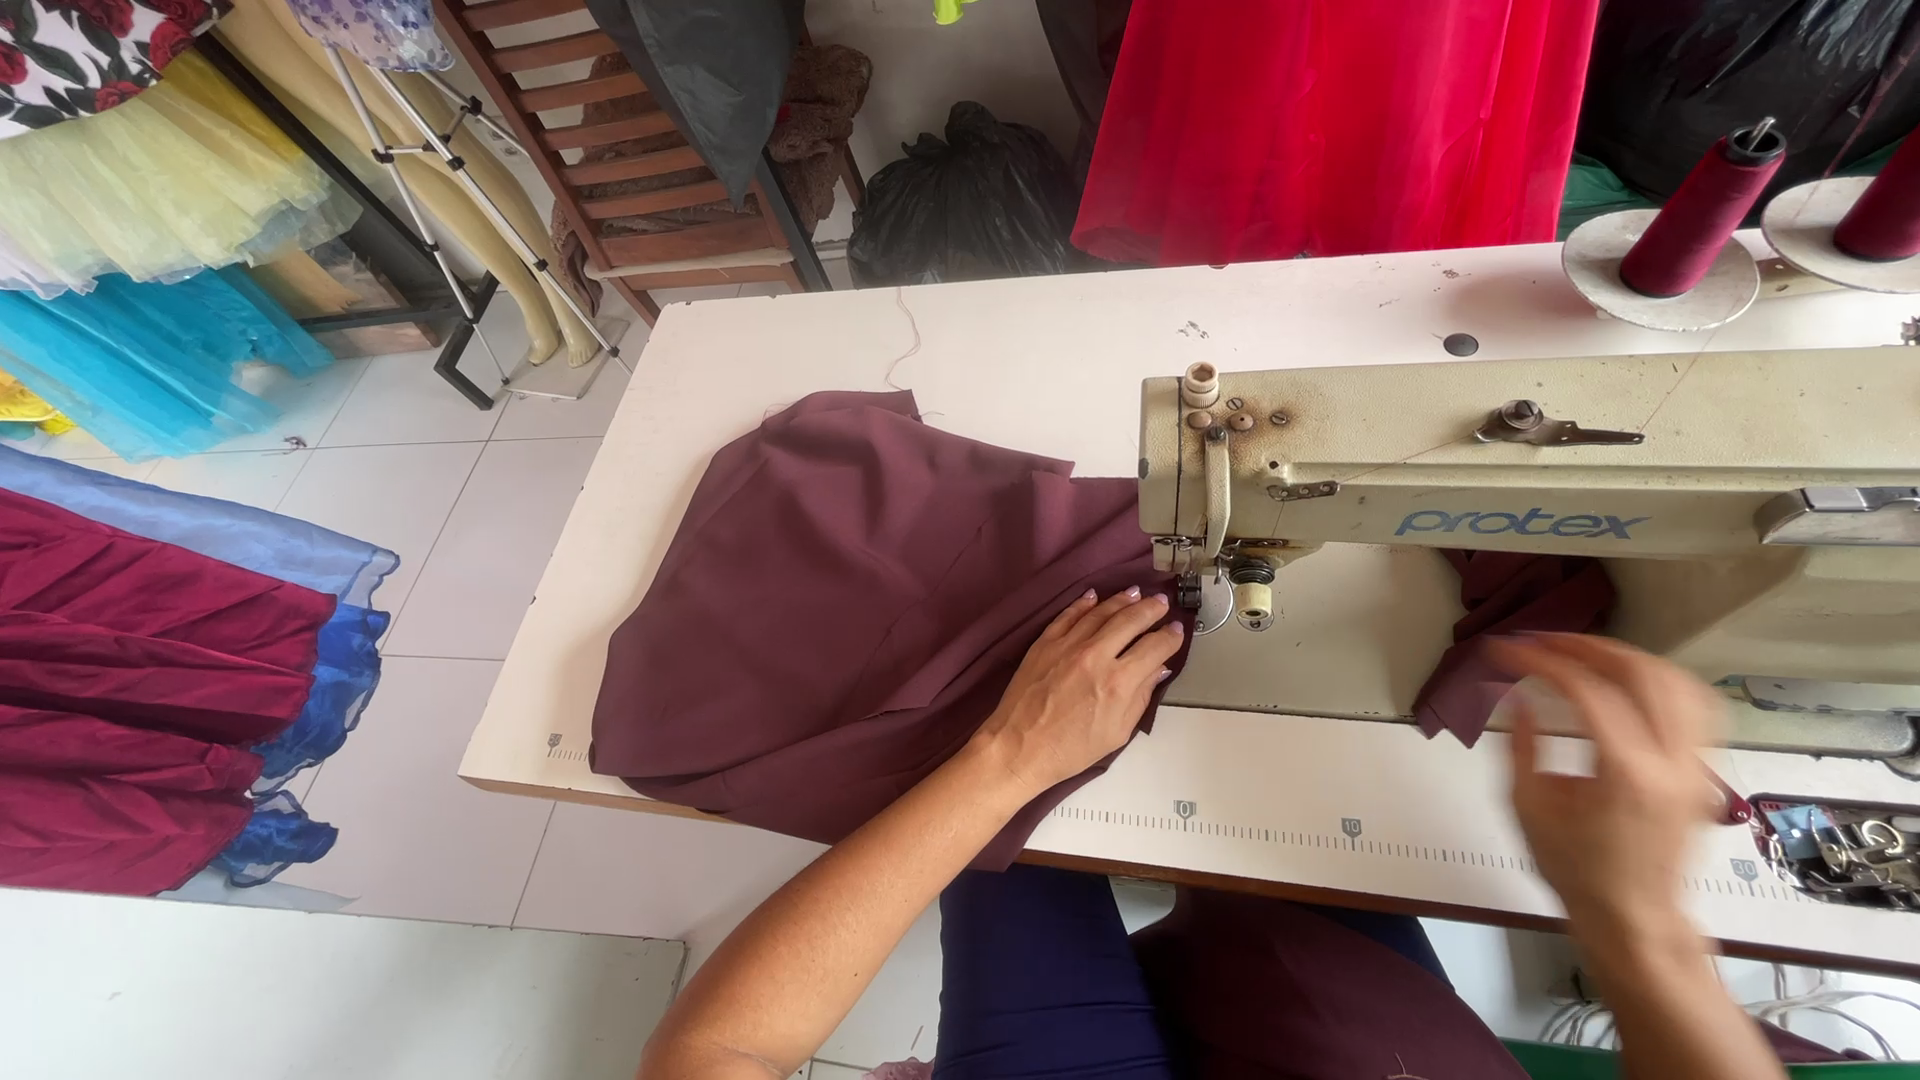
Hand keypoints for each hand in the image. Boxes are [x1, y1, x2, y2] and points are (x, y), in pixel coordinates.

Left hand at [970, 587, 1184, 796]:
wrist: (1019, 747)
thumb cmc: (1069, 749)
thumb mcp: (1117, 732)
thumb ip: (1141, 697)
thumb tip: (1158, 670)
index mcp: (1118, 682)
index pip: (1155, 647)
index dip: (1170, 637)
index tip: (1177, 630)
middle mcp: (1094, 657)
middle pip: (1130, 620)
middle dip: (1150, 609)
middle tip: (1161, 603)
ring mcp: (1067, 646)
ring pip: (1101, 612)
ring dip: (1121, 600)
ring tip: (1136, 593)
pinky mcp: (1044, 643)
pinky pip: (1068, 615)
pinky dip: (1083, 604)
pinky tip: (1094, 597)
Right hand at [1487, 634, 1725, 936]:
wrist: (1632, 914)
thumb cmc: (1572, 866)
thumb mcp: (1527, 804)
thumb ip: (1522, 744)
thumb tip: (1518, 697)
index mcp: (1625, 772)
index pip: (1586, 692)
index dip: (1540, 661)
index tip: (1503, 651)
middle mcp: (1672, 763)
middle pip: (1641, 675)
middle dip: (1585, 647)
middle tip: (1541, 642)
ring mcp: (1696, 766)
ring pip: (1678, 684)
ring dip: (1625, 658)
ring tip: (1580, 652)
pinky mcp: (1701, 771)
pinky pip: (1695, 707)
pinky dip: (1658, 681)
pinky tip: (1625, 680)